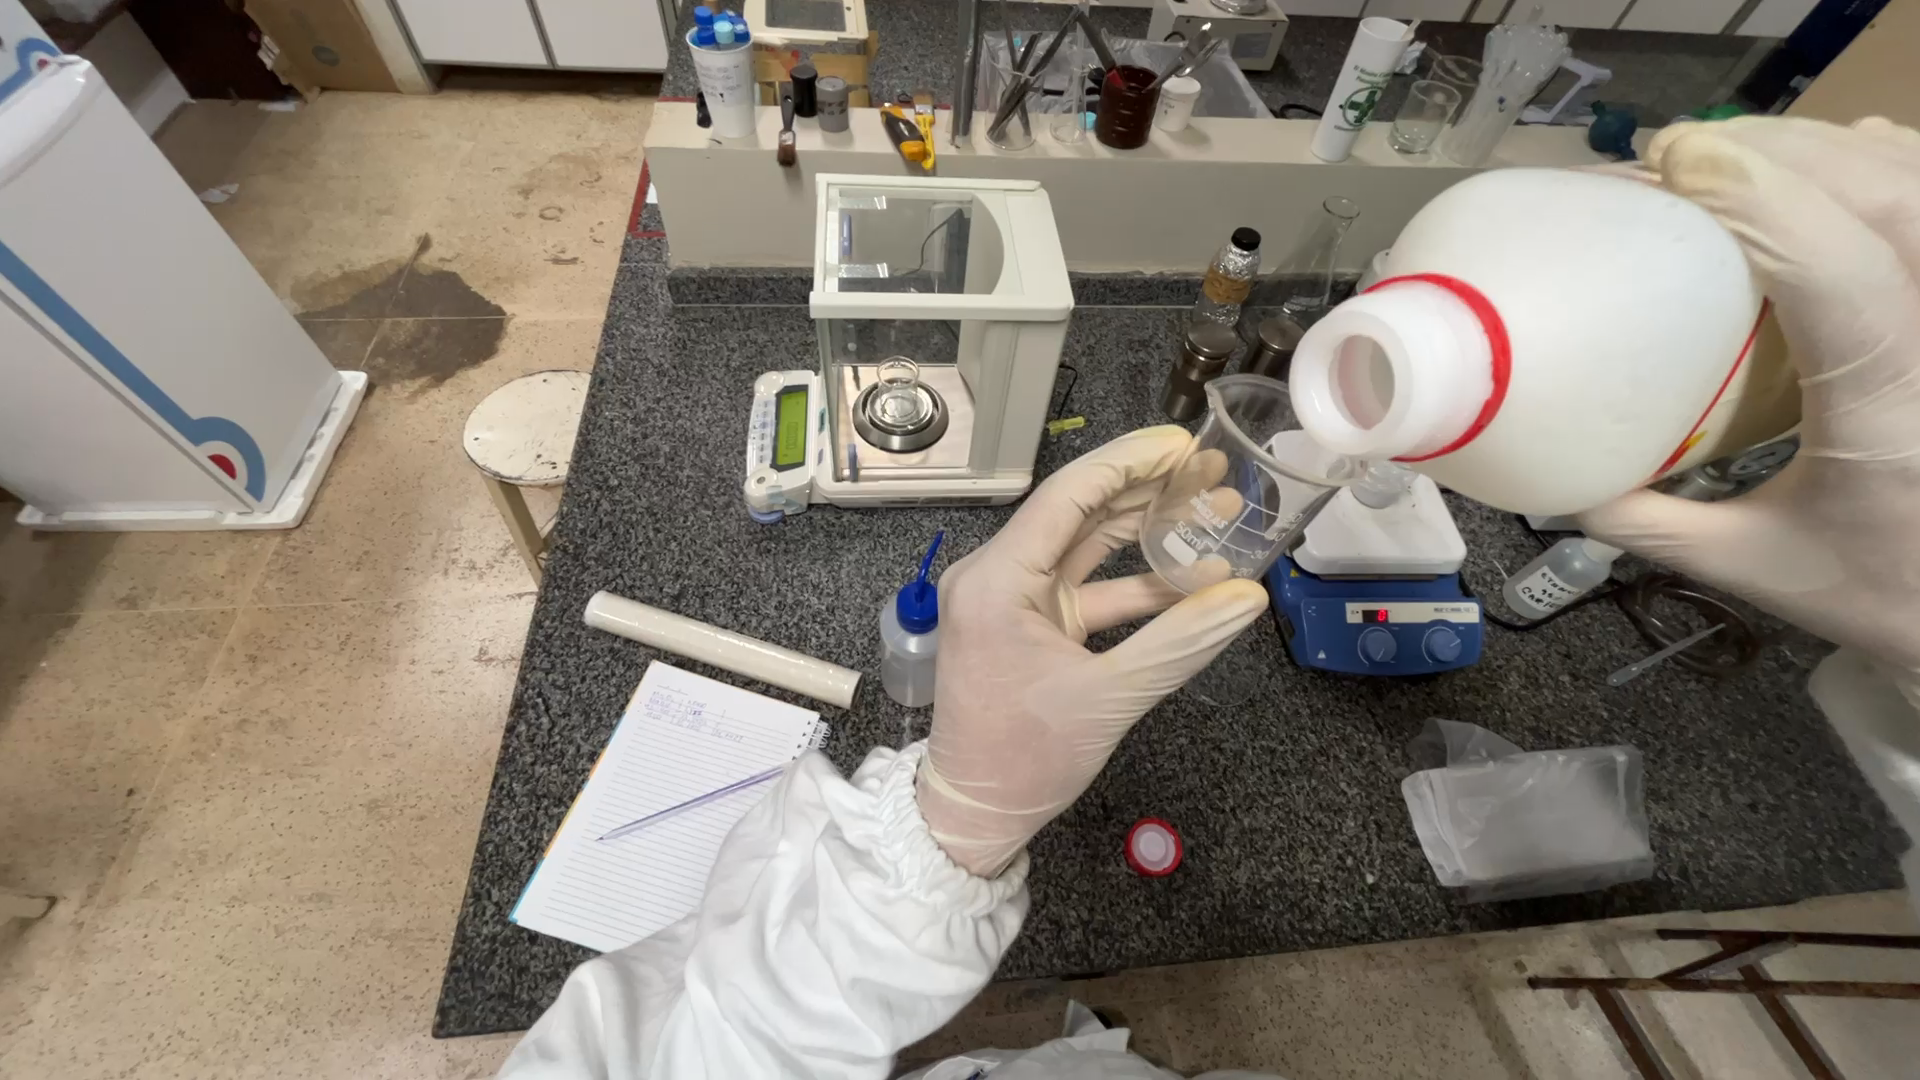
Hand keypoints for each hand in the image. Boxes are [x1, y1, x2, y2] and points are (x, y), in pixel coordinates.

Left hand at [915, 426, 1268, 876]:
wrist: (974, 812)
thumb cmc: (1025, 757)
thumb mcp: (1108, 698)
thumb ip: (1180, 643)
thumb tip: (1248, 598)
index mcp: (996, 581)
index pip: (1065, 497)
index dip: (1127, 462)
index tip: (1182, 444)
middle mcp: (996, 576)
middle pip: (1077, 513)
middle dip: (1146, 489)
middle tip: (1210, 468)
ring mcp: (1012, 599)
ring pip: (1084, 548)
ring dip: (1145, 533)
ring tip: (1213, 508)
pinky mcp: (1029, 623)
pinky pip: (1085, 589)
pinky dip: (1133, 584)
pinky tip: (1191, 577)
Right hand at [1578, 117, 1919, 683]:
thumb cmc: (1883, 590)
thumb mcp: (1743, 566)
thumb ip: (1642, 522)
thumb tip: (1554, 479)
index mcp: (1894, 406)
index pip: (1843, 277)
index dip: (1761, 207)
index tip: (1674, 168)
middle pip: (1894, 200)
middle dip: (1780, 156)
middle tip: (1673, 153)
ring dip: (1827, 154)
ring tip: (1728, 152)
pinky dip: (1888, 166)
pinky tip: (1834, 158)